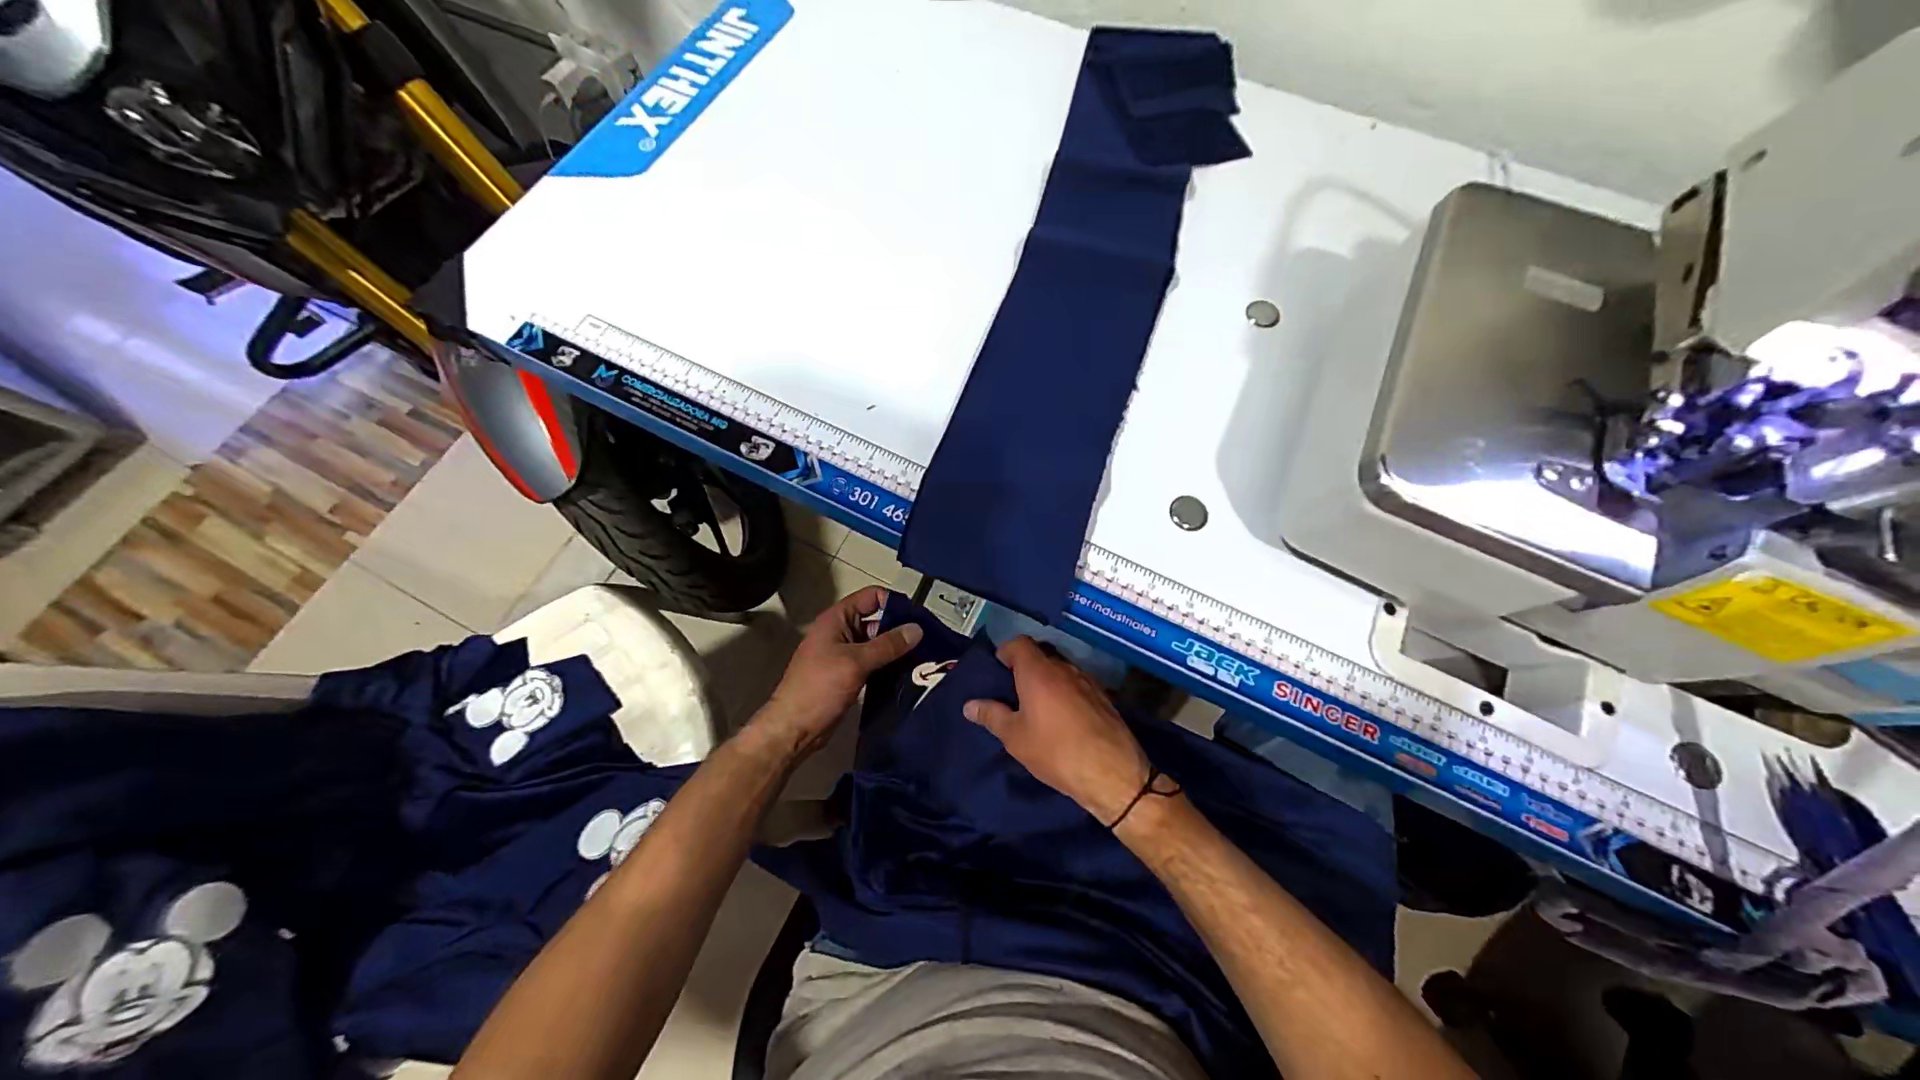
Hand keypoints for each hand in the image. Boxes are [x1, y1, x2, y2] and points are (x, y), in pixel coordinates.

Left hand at [754, 586, 923, 757]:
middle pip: (877, 620)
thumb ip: (888, 645)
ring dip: (897, 649)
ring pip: (877, 644)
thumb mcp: (856, 662)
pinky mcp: (850, 675)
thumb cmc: (819, 688)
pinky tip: (910, 672)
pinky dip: (890, 665)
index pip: (871, 597)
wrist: (794, 728)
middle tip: (929, 639)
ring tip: (926, 656)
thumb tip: (917, 629)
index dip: (894, 602)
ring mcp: (845, 655)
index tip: (919, 617)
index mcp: (836, 619)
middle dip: (901, 628)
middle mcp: (841, 632)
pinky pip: (874, 663)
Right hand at [963, 636, 1151, 825]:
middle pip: (1041, 654)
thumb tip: (970, 705)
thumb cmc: (1055, 751)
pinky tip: (1063, 718)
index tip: (998, 673)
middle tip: (1014, 693)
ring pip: (1061, 670)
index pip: (1019, 643)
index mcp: (1038, 671)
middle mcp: (1064, 667)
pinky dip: (1066, 693)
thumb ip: (991, 715)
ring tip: (1037, 707)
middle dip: (1026, 668)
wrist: (1112, 772)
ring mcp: (1088, 680)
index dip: (1006, 653)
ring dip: (1048, 681)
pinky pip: (1077, 685)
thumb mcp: (1015, 737)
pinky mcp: (1104, 697)